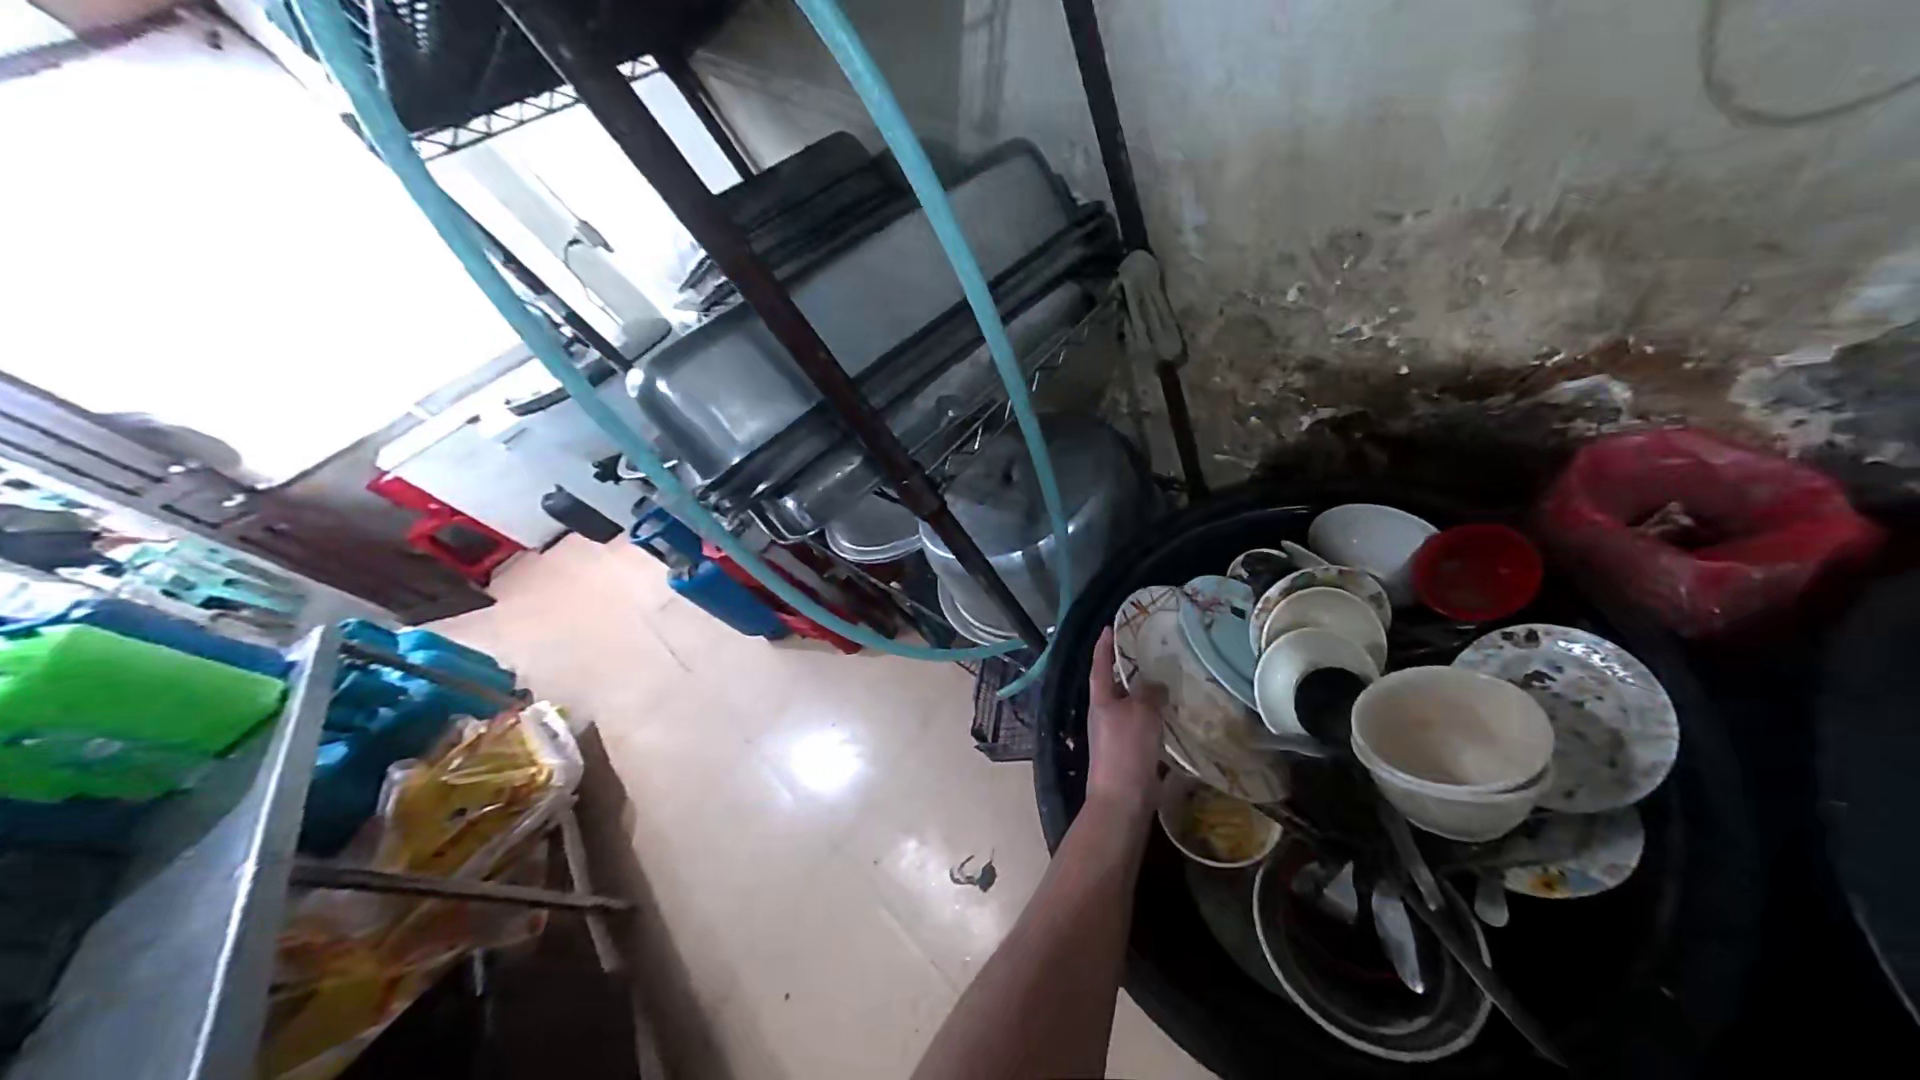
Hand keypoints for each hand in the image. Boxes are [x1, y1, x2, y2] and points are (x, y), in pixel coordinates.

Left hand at [1085, 627, 1165, 814]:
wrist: (1123, 798)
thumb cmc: (1126, 749)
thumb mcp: (1141, 712)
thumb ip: (1149, 693)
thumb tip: (1155, 685)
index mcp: (1100, 699)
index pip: (1100, 664)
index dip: (1104, 646)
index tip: (1110, 627)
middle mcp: (1105, 713)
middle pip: (1115, 684)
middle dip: (1129, 668)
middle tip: (1148, 649)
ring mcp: (1116, 734)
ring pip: (1132, 705)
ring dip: (1146, 692)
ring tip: (1167, 678)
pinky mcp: (1131, 751)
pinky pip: (1144, 725)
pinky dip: (1156, 716)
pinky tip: (1173, 714)